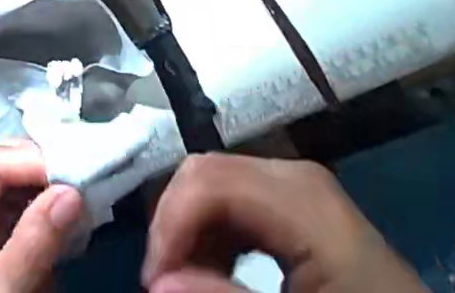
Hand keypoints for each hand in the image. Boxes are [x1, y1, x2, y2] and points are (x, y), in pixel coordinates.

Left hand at [0, 139, 84, 292]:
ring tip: (89, 188)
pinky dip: (49, 203)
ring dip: (52, 182)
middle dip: (48, 166)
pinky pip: (23, 203)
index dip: (38, 161)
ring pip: (18, 178)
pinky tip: (74, 210)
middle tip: (91, 175)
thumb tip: (73, 191)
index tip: (83, 170)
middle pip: (6, 162)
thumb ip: (34, 241)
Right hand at [142, 154, 423, 292]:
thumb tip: (156, 284)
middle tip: (164, 285)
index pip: (207, 181)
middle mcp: (295, 175)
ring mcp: (300, 186)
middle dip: (174, 226)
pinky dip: (216, 234)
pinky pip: (238, 200)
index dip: (169, 225)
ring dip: (191, 232)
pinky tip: (217, 275)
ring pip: (215, 183)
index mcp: (300, 198)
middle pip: (206, 173)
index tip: (153, 284)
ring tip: (188, 284)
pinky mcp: (301, 204)